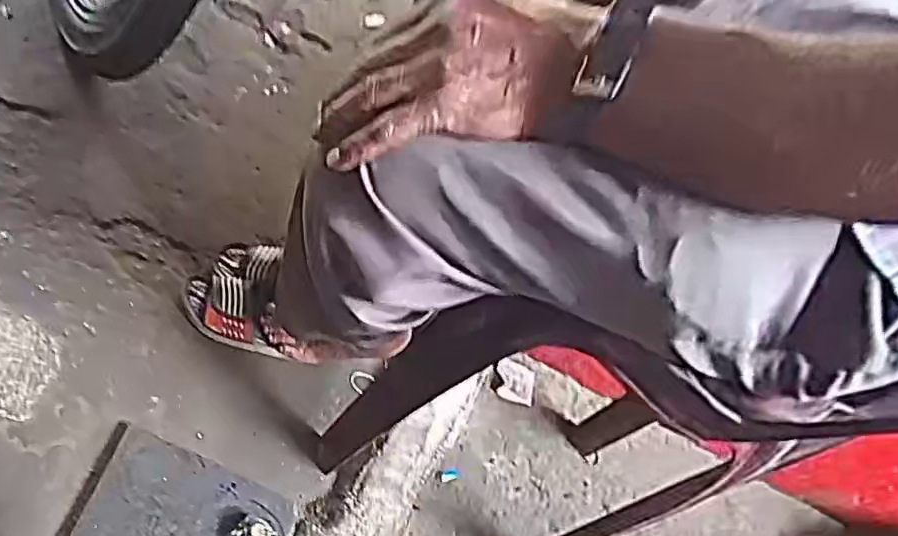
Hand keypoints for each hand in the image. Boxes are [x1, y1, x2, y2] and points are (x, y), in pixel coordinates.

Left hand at [315, 0, 598, 170]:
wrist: (574, 72)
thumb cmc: (539, 54)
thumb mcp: (493, 20)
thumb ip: (455, 32)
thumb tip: (424, 57)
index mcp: (448, 8)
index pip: (390, 39)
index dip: (362, 67)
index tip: (345, 86)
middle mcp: (438, 29)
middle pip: (374, 64)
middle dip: (342, 94)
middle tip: (323, 118)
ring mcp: (438, 67)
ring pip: (373, 94)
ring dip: (342, 119)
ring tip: (324, 138)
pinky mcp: (443, 103)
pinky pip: (388, 128)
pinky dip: (359, 144)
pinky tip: (340, 158)